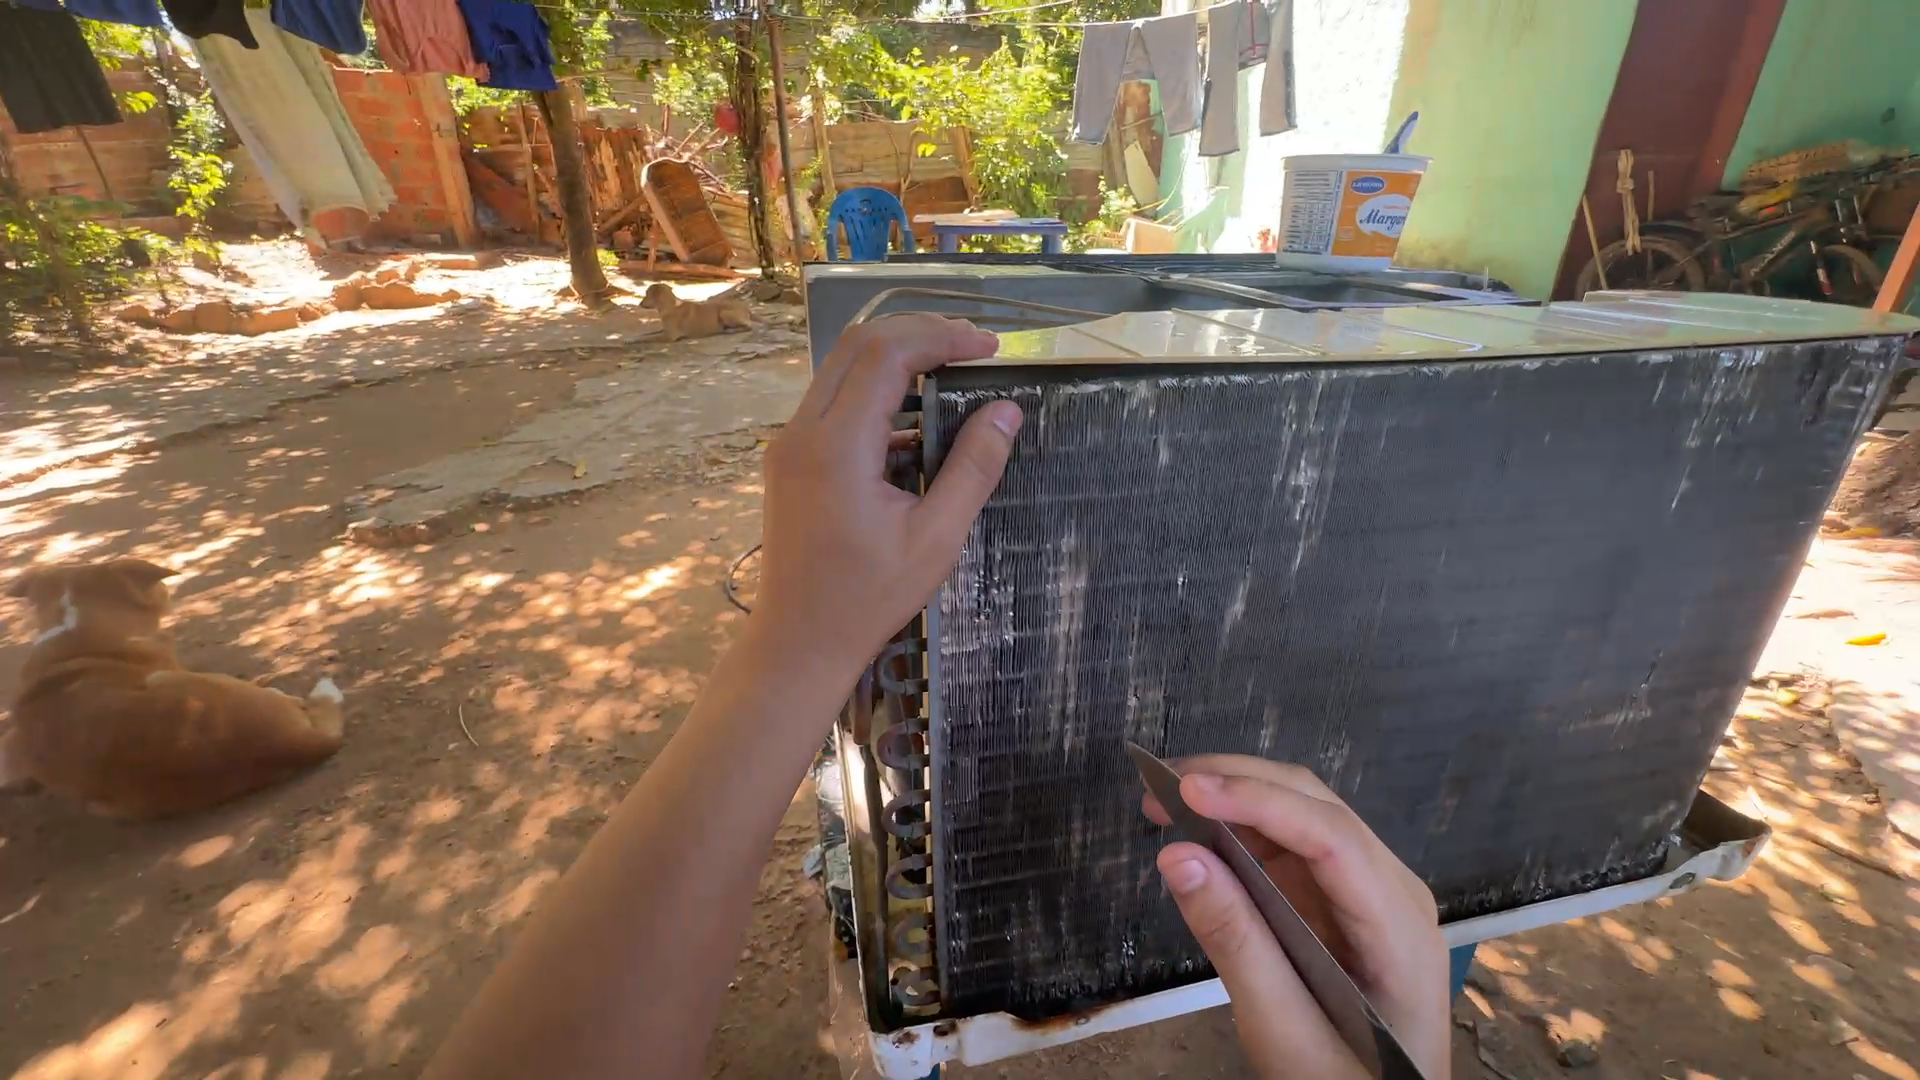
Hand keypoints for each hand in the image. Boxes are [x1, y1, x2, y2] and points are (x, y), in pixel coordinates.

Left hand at [755, 314, 1022, 674]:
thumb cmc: (869, 598)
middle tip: (974, 348)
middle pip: (858, 345)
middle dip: (920, 334)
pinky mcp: (789, 458)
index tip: (989, 348)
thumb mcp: (936, 538)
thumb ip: (973, 468)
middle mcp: (802, 431)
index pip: (886, 354)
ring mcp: (789, 443)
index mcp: (836, 446)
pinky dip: (877, 395)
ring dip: (897, 359)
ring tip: (952, 372)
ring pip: (841, 369)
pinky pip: (834, 403)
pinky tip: (917, 424)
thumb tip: (1007, 411)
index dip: (942, 337)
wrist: (799, 641)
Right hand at [1143, 755, 1450, 1079]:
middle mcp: (1388, 885)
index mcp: (1398, 927)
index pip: (1331, 836)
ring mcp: (1360, 879)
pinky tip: (1194, 823)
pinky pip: (1281, 832)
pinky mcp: (1329, 884)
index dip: (1256, 801)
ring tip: (1164, 799)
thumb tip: (1175, 854)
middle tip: (1159, 786)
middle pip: (1313, 804)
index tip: (1184, 788)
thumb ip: (1234, 942)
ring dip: (1230, 791)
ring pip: (1296, 804)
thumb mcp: (1284, 1031)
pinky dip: (1233, 818)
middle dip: (1235, 782)